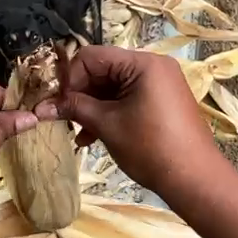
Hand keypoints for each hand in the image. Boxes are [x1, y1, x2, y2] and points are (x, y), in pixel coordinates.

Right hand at [36, 45, 225, 195]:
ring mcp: (159, 83)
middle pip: (103, 69)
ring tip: (77, 131)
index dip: (70, 78)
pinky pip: (127, 96)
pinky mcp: (161, 100)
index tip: (57, 103)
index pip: (92, 56)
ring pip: (113, 85)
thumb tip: (41, 107)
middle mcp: (153, 65)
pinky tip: (93, 136)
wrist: (196, 181)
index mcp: (142, 63)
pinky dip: (109, 112)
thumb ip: (74, 108)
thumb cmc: (151, 147)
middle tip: (63, 117)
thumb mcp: (107, 125)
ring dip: (92, 106)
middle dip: (80, 93)